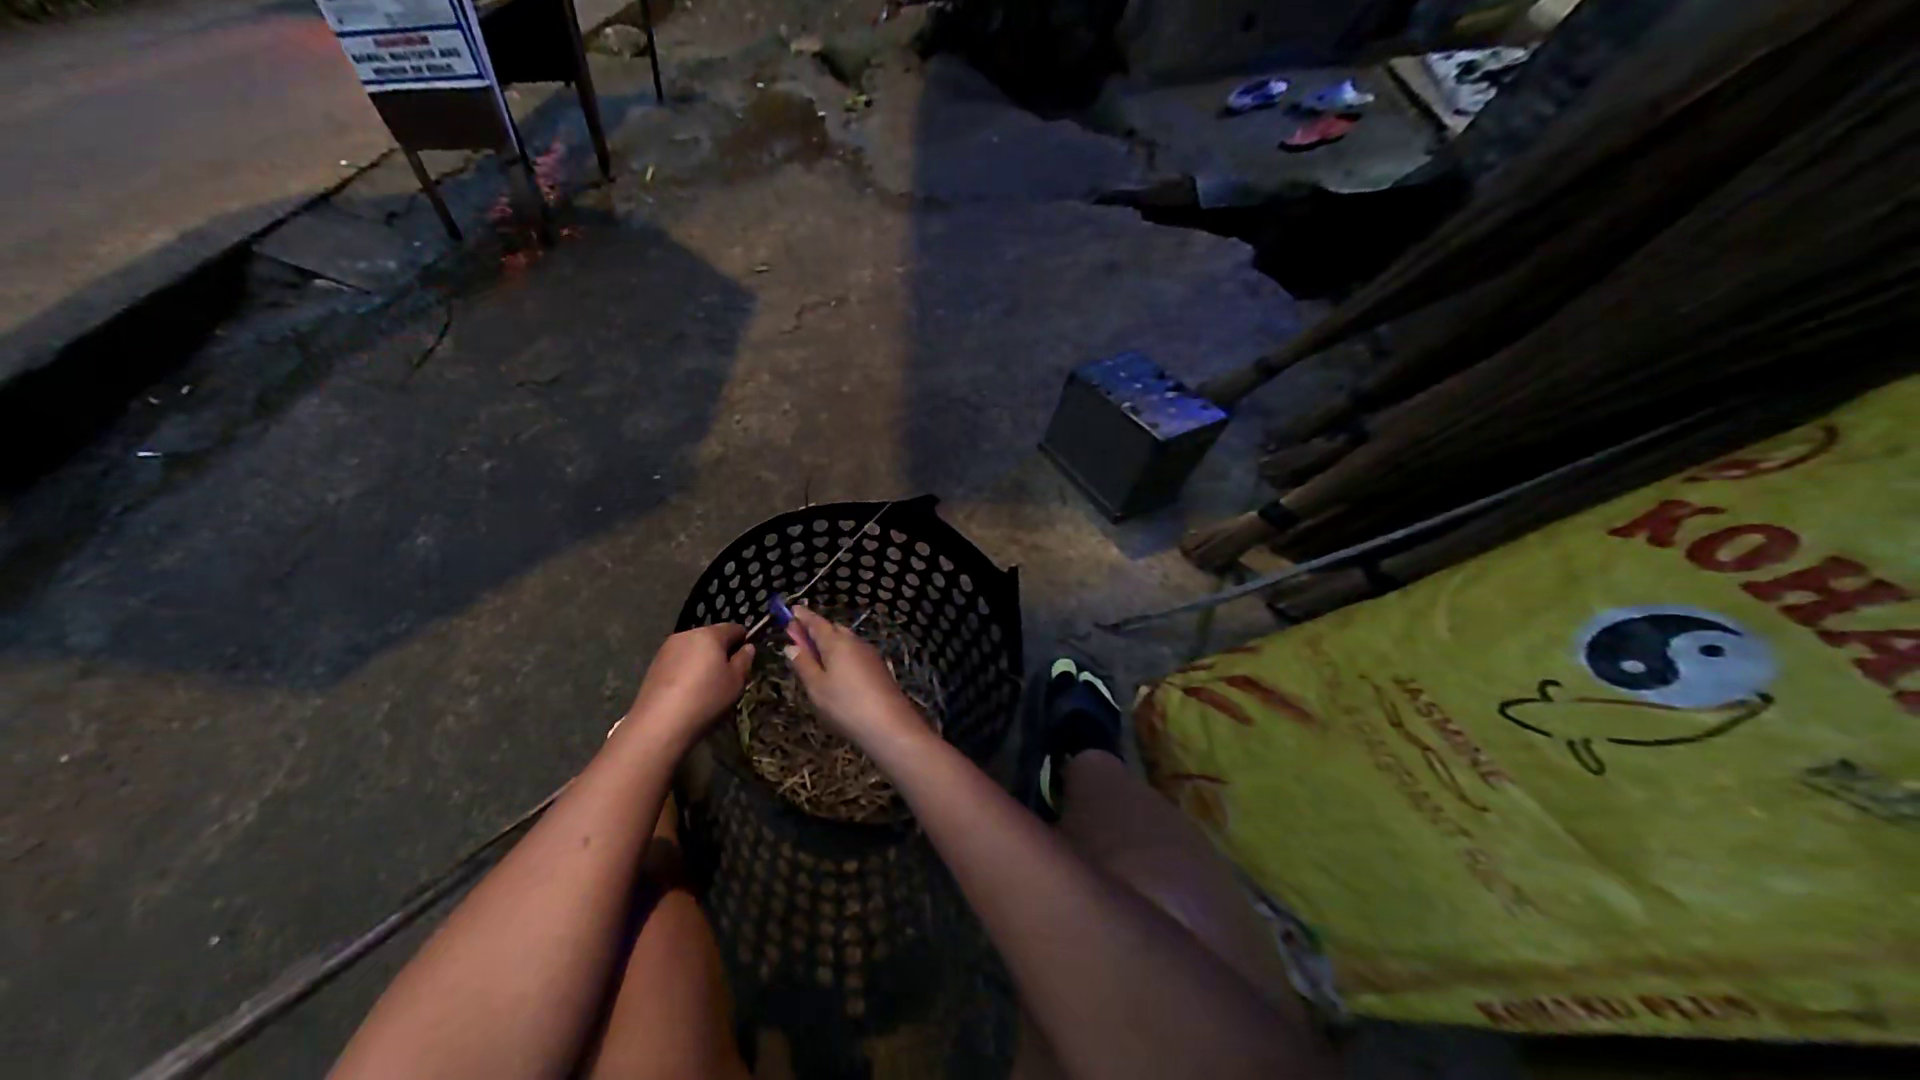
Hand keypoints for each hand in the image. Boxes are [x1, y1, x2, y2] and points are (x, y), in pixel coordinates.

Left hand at [623, 624, 754, 745]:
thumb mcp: (735, 681)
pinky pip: (679, 659)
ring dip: (702, 658)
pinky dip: (687, 668)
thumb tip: (747, 647)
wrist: (660, 722)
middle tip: (727, 672)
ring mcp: (667, 648)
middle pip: (711, 636)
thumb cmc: (706, 698)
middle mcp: (687, 635)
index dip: (743, 639)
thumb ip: (744, 660)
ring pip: (693, 647)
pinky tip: (688, 688)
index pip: (733, 628)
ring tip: (706, 682)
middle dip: (721, 649)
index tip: (745, 656)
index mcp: (709, 634)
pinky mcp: (654, 664)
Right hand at [785, 608, 928, 748]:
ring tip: (815, 655)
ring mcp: (870, 654)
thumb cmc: (845, 704)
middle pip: (833, 629)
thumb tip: (792, 646)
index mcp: (836, 642)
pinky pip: (855, 653)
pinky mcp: (878, 668)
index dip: (803, 616)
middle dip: (816, 630)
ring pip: (846, 641)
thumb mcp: (816, 686)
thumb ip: (803, 664)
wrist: (889, 724)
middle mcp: (855, 642)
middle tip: (799, 636)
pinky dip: (842, 655)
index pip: (816, 622)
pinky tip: (837, 670)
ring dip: (829, 643)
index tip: (792, 610)